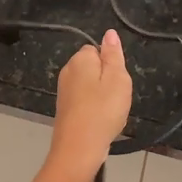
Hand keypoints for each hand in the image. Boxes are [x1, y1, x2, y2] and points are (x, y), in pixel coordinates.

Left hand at [48, 29, 132, 176]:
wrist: (78, 149)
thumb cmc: (103, 111)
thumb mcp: (118, 79)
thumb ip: (113, 54)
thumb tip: (109, 33)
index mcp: (80, 59)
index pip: (98, 50)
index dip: (111, 65)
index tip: (118, 82)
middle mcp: (68, 71)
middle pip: (94, 68)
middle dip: (107, 81)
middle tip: (116, 99)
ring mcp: (64, 91)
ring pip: (90, 87)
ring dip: (102, 98)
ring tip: (109, 114)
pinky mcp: (64, 108)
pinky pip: (84, 102)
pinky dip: (94, 110)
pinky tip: (100, 123)